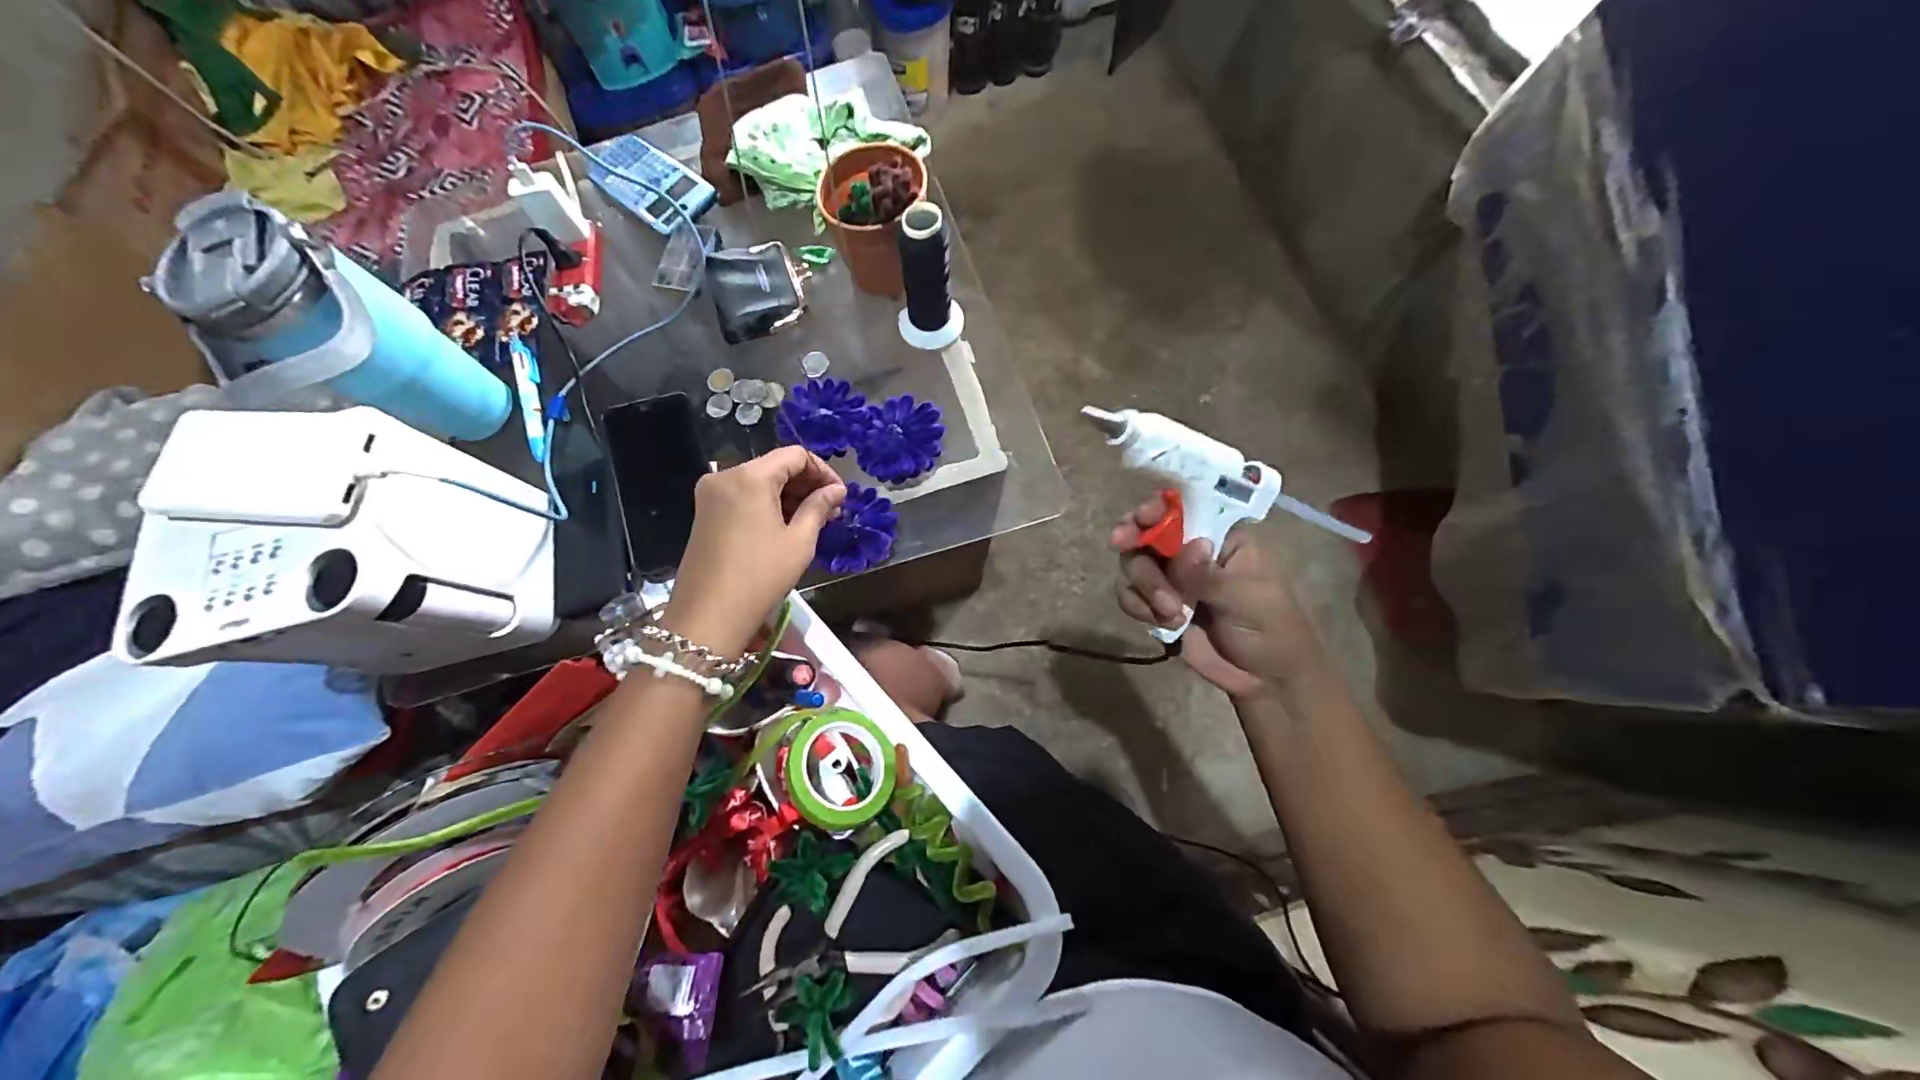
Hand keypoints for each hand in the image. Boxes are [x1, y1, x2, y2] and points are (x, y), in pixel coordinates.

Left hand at [663, 446, 845, 654]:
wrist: (709, 615)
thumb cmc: (760, 575)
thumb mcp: (799, 541)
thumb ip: (819, 507)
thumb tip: (837, 490)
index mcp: (749, 476)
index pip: (794, 455)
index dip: (822, 471)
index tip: (840, 496)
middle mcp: (725, 476)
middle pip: (775, 465)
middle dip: (806, 484)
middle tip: (831, 511)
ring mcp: (711, 494)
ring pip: (759, 482)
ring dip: (789, 495)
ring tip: (814, 521)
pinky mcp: (705, 513)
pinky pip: (744, 496)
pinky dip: (768, 504)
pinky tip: (787, 526)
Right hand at [1112, 494, 1326, 700]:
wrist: (1266, 680)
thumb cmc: (1273, 629)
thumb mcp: (1248, 599)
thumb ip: (1210, 575)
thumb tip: (1189, 547)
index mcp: (1221, 536)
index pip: (1182, 508)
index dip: (1155, 510)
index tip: (1138, 522)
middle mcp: (1190, 550)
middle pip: (1147, 535)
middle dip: (1143, 560)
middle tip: (1147, 578)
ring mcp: (1171, 578)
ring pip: (1133, 565)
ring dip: (1144, 588)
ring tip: (1171, 614)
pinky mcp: (1157, 605)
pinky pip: (1130, 594)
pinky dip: (1137, 606)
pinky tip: (1162, 623)